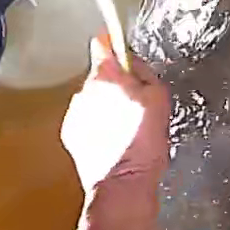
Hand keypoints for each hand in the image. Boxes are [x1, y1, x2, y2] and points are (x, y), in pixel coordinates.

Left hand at [61, 34, 171, 195]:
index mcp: (106, 77)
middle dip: (115, 84)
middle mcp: (84, 91)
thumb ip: (143, 72)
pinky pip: (86, 119)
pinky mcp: (70, 134)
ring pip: (93, 98)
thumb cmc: (143, 143)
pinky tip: (113, 140)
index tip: (122, 53)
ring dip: (105, 105)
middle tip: (135, 104)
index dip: (114, 45)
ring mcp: (74, 113)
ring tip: (125, 127)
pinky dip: (97, 125)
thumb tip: (132, 62)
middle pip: (100, 75)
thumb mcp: (159, 98)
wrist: (123, 185)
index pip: (102, 44)